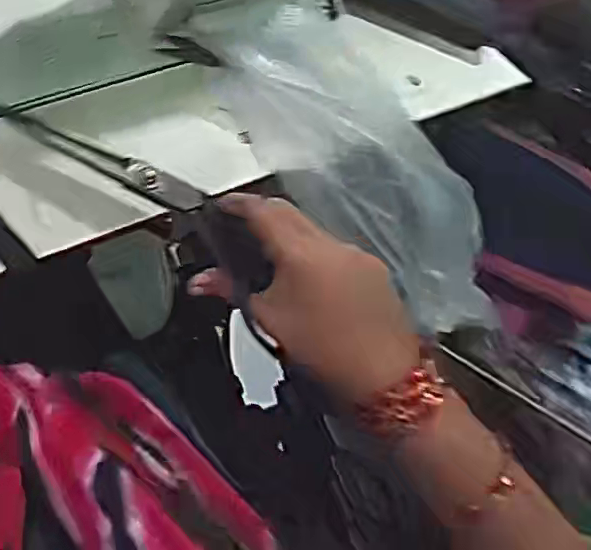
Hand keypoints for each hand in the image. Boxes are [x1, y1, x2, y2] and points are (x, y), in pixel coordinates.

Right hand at [188, 194, 420, 405]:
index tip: (221, 205)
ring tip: (268, 250)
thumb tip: (200, 282)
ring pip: (310, 226)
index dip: (236, 202)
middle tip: (238, 221)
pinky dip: (311, 248)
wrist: (390, 388)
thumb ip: (228, 289)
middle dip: (259, 211)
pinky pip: (332, 245)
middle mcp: (331, 246)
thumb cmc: (326, 354)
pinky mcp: (374, 270)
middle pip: (286, 210)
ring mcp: (357, 256)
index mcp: (301, 253)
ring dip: (287, 230)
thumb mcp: (267, 319)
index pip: (261, 209)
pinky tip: (303, 272)